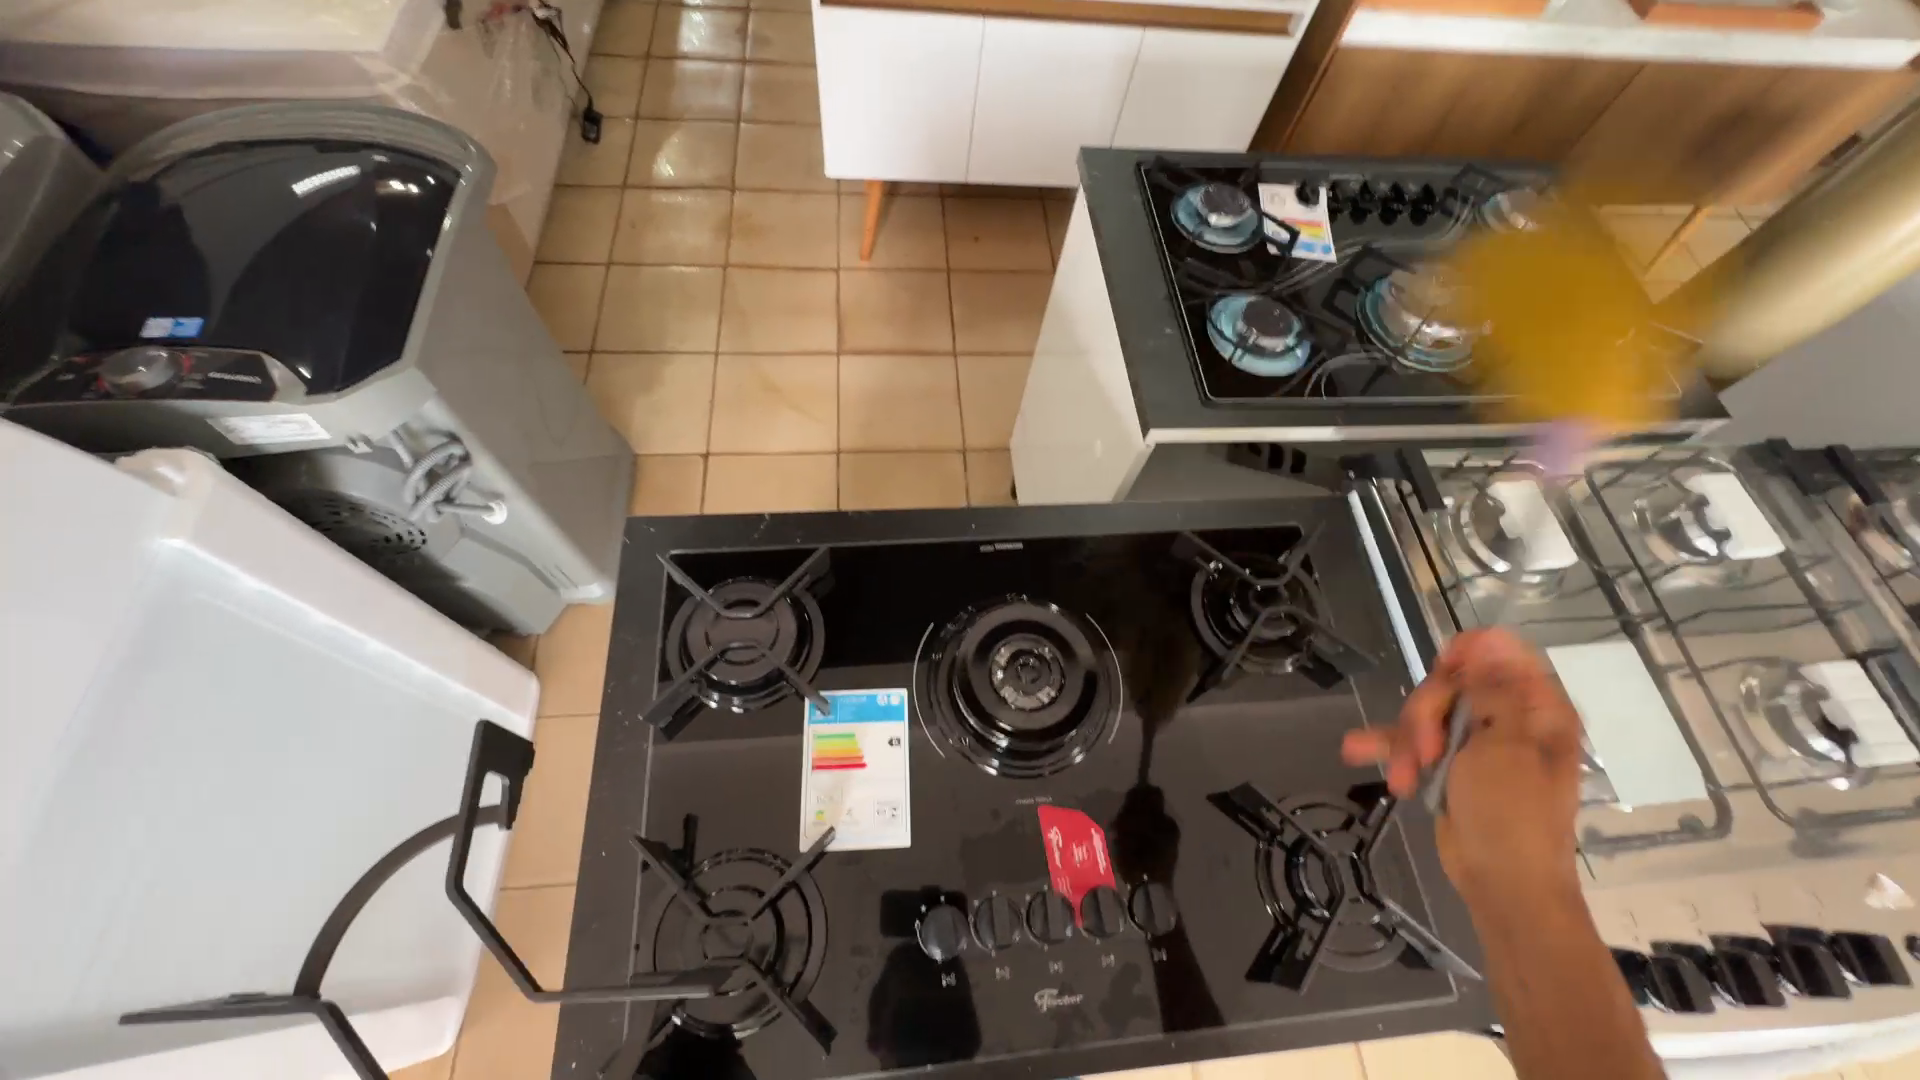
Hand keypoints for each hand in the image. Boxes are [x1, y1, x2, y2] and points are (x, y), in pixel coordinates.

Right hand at [1342, 628, 1584, 915]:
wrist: (1503, 883)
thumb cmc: (1513, 816)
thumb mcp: (1503, 746)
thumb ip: (1492, 691)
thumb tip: (1489, 641)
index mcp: (1535, 710)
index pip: (1502, 656)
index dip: (1468, 655)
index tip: (1442, 669)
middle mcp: (1508, 718)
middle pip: (1451, 684)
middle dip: (1425, 713)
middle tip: (1424, 749)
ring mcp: (1476, 742)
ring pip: (1426, 713)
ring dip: (1406, 741)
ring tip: (1403, 776)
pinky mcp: (1449, 764)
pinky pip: (1413, 742)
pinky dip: (1390, 748)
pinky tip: (1357, 749)